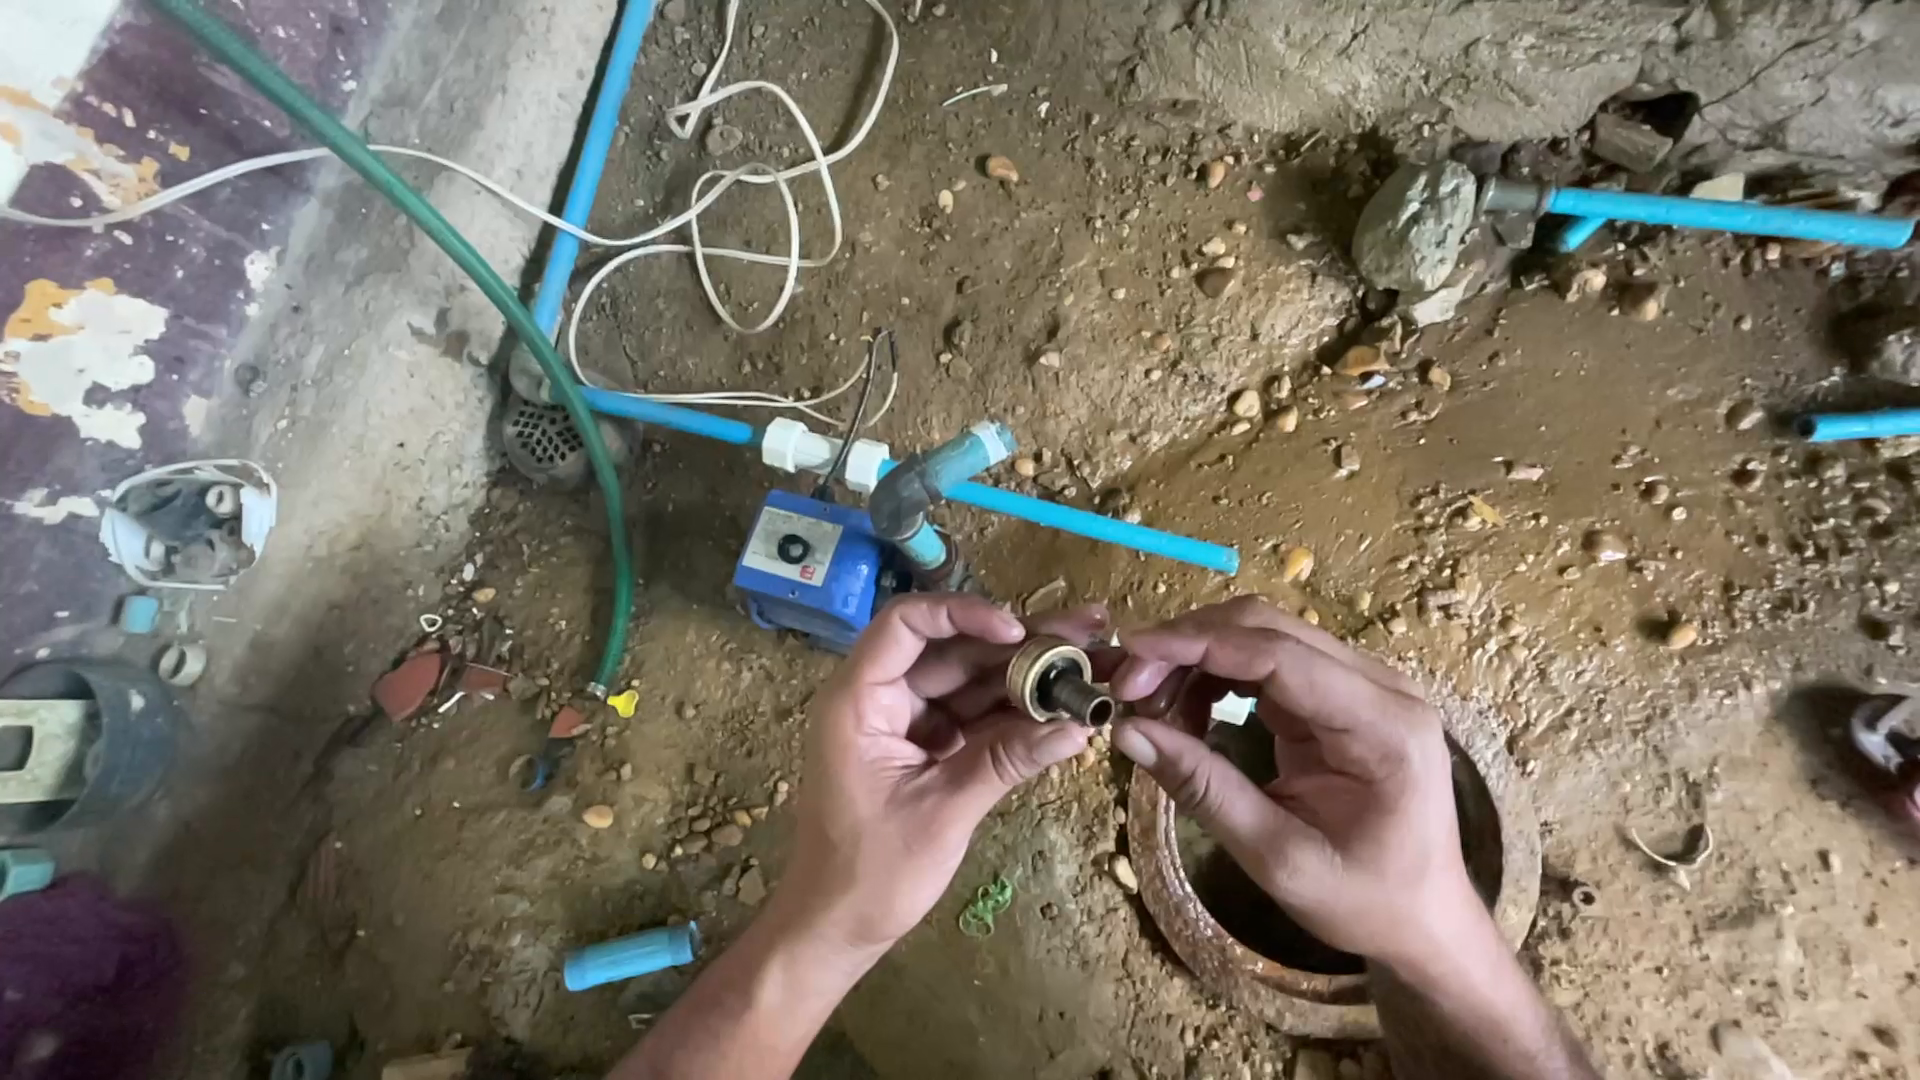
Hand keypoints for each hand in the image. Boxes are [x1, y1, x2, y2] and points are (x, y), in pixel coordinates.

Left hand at [770, 593, 1104, 959]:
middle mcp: (883, 695)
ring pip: (972, 679)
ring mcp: (909, 718)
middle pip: (954, 649)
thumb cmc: (871, 873)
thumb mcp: (942, 813)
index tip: (1019, 632)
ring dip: (1027, 670)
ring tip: (1090, 656)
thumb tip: (1078, 727)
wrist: (837, 926)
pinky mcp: (929, 742)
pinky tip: (1063, 700)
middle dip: (1020, 641)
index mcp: (860, 699)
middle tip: (1086, 629)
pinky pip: (976, 713)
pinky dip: (1016, 709)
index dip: (963, 614)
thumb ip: (1006, 762)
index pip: (906, 625)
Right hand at [1108, 597, 1487, 973]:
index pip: (1277, 654)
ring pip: (1257, 633)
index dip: (1196, 644)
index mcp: (1382, 725)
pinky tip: (1184, 710)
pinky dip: (1212, 674)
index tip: (1131, 654)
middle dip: (1185, 645)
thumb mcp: (1277, 857)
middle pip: (1264, 627)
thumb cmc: (1364, 900)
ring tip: (1150, 705)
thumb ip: (1203, 788)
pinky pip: (1260, 659)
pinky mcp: (1335, 691)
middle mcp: (1378, 685)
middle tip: (1126, 687)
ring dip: (1193, 658)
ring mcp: (1358, 682)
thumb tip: (1125, 731)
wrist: (1422, 920)